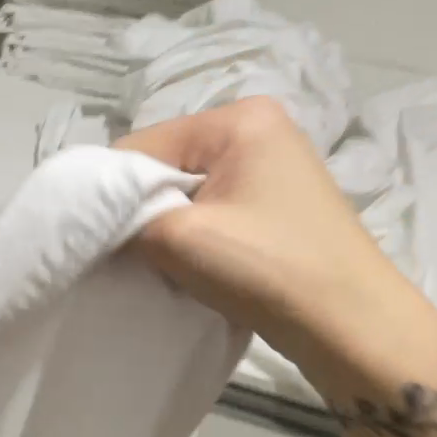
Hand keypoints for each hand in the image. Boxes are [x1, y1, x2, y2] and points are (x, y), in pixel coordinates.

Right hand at [114, 97, 429, 367]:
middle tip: (127, 252)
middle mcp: (254, 128)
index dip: (107, 193)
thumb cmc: (264, 266)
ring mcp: (265, 164)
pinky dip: (181, 233)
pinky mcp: (267, 199)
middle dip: (134, 208)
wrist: (343, 318)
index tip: (96, 237)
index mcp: (237, 119)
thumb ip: (123, 217)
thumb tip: (93, 220)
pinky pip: (201, 206)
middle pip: (157, 166)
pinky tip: (183, 260)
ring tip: (156, 259)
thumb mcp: (175, 237)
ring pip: (176, 190)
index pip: (136, 148)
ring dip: (157, 225)